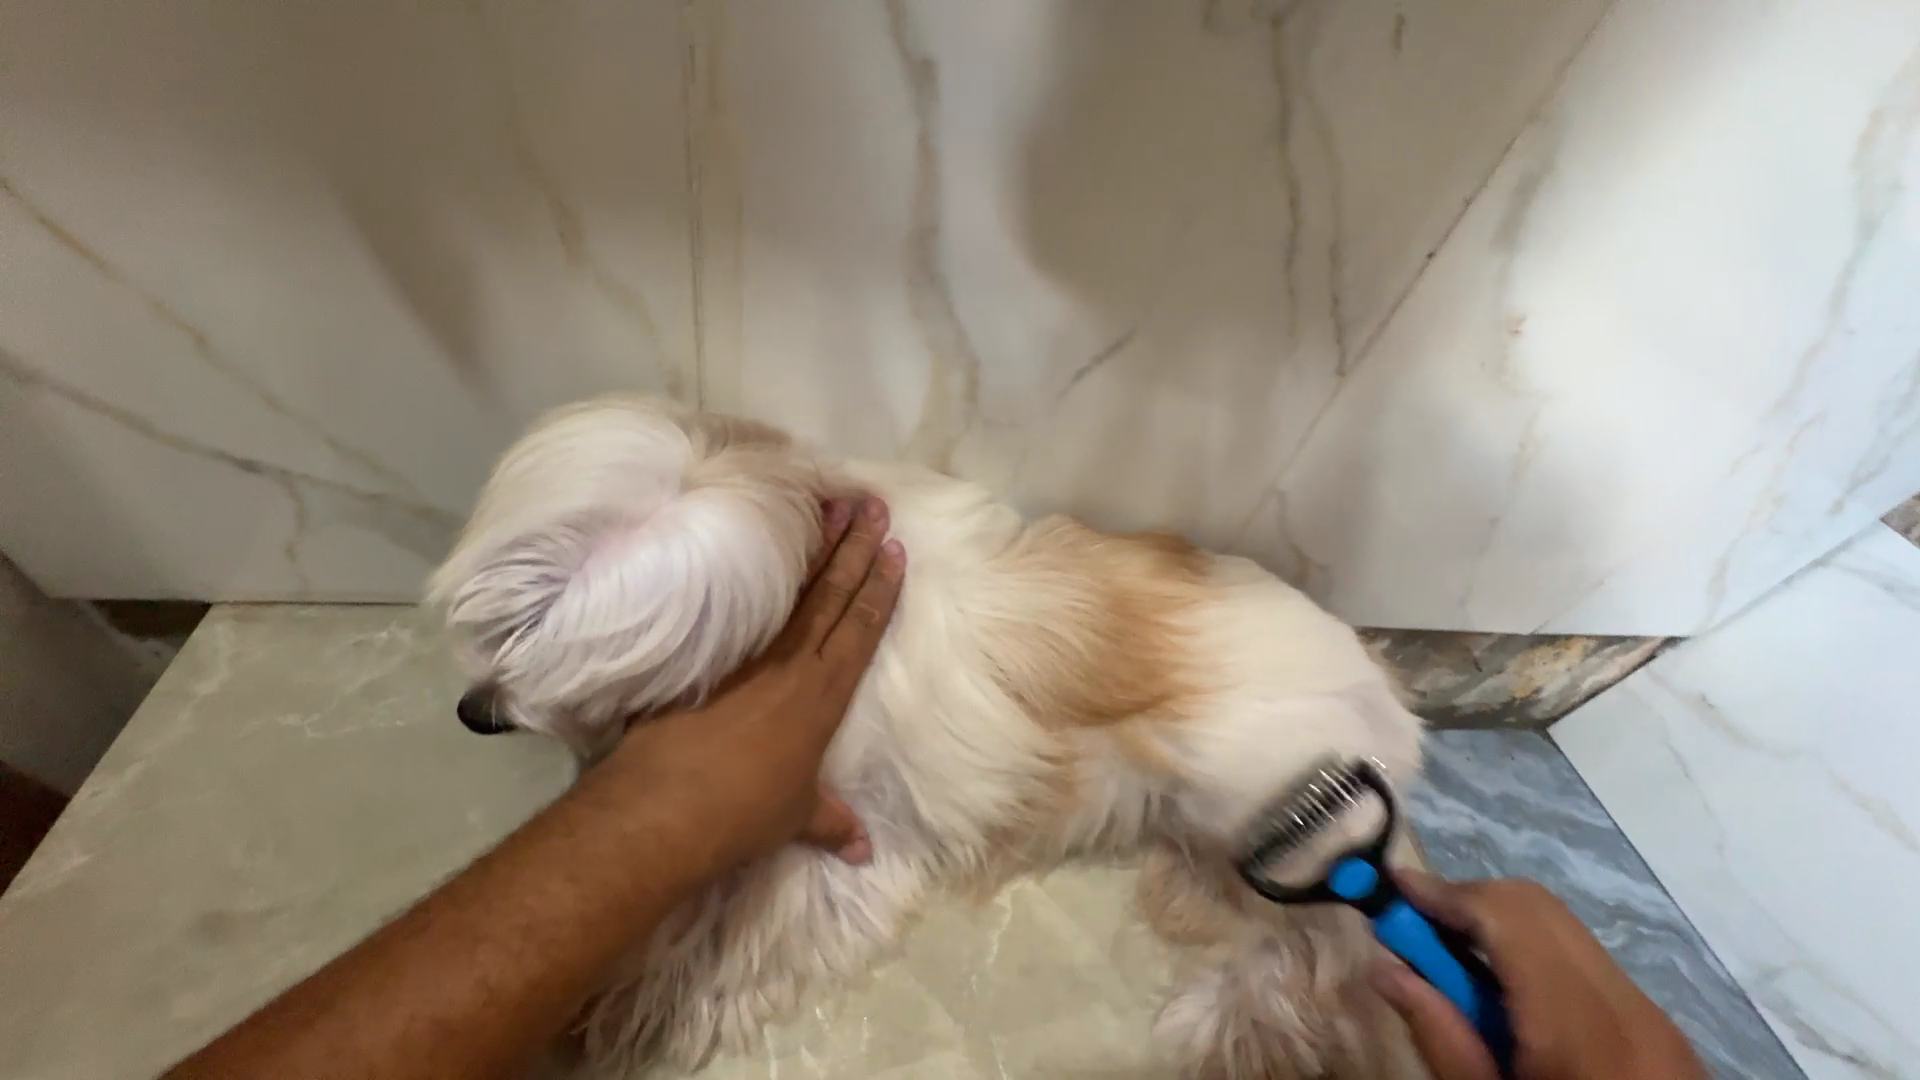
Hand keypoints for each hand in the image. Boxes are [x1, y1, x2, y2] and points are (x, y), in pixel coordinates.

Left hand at [607, 496, 903, 874]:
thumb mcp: (798, 817)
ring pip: (793, 589)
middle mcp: (792, 663)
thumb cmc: (743, 813)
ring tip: (832, 504)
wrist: (662, 810)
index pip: (861, 629)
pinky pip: (746, 605)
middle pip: (832, 594)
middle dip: (856, 548)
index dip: (880, 589)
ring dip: (816, 546)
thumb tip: (865, 851)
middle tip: (873, 504)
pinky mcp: (710, 656)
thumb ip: (833, 822)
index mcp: (824, 695)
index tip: (895, 551)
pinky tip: (764, 548)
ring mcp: (749, 655)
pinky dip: (762, 573)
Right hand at [1372, 872, 1706, 1079]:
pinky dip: (1526, 949)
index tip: (1387, 888)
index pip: (1504, 916)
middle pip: (1531, 904)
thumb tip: (1383, 968)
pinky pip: (1579, 955)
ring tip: (1451, 958)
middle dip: (1465, 899)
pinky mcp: (1657, 1025)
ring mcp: (1651, 1013)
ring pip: (1556, 923)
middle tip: (1414, 926)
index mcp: (1582, 1030)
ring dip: (1493, 922)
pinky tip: (1500, 988)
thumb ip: (1440, 1036)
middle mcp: (1627, 1005)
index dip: (1441, 892)